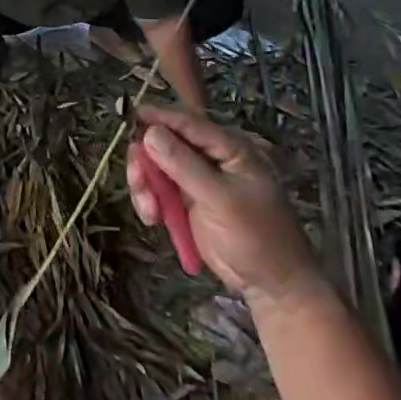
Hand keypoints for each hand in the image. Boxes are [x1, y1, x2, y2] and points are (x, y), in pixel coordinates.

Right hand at [126, 106, 320, 306]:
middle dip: (147, 160)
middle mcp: (211, 158)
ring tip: (150, 212)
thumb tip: (150, 132)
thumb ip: (183, 165)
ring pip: (157, 168)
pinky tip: (153, 219)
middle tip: (138, 181)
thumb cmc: (255, 235)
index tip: (130, 115)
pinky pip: (159, 190)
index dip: (159, 117)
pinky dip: (151, 201)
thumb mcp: (219, 198)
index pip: (189, 123)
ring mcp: (197, 180)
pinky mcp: (187, 202)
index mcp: (229, 148)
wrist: (270, 284)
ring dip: (146, 185)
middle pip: (166, 144)